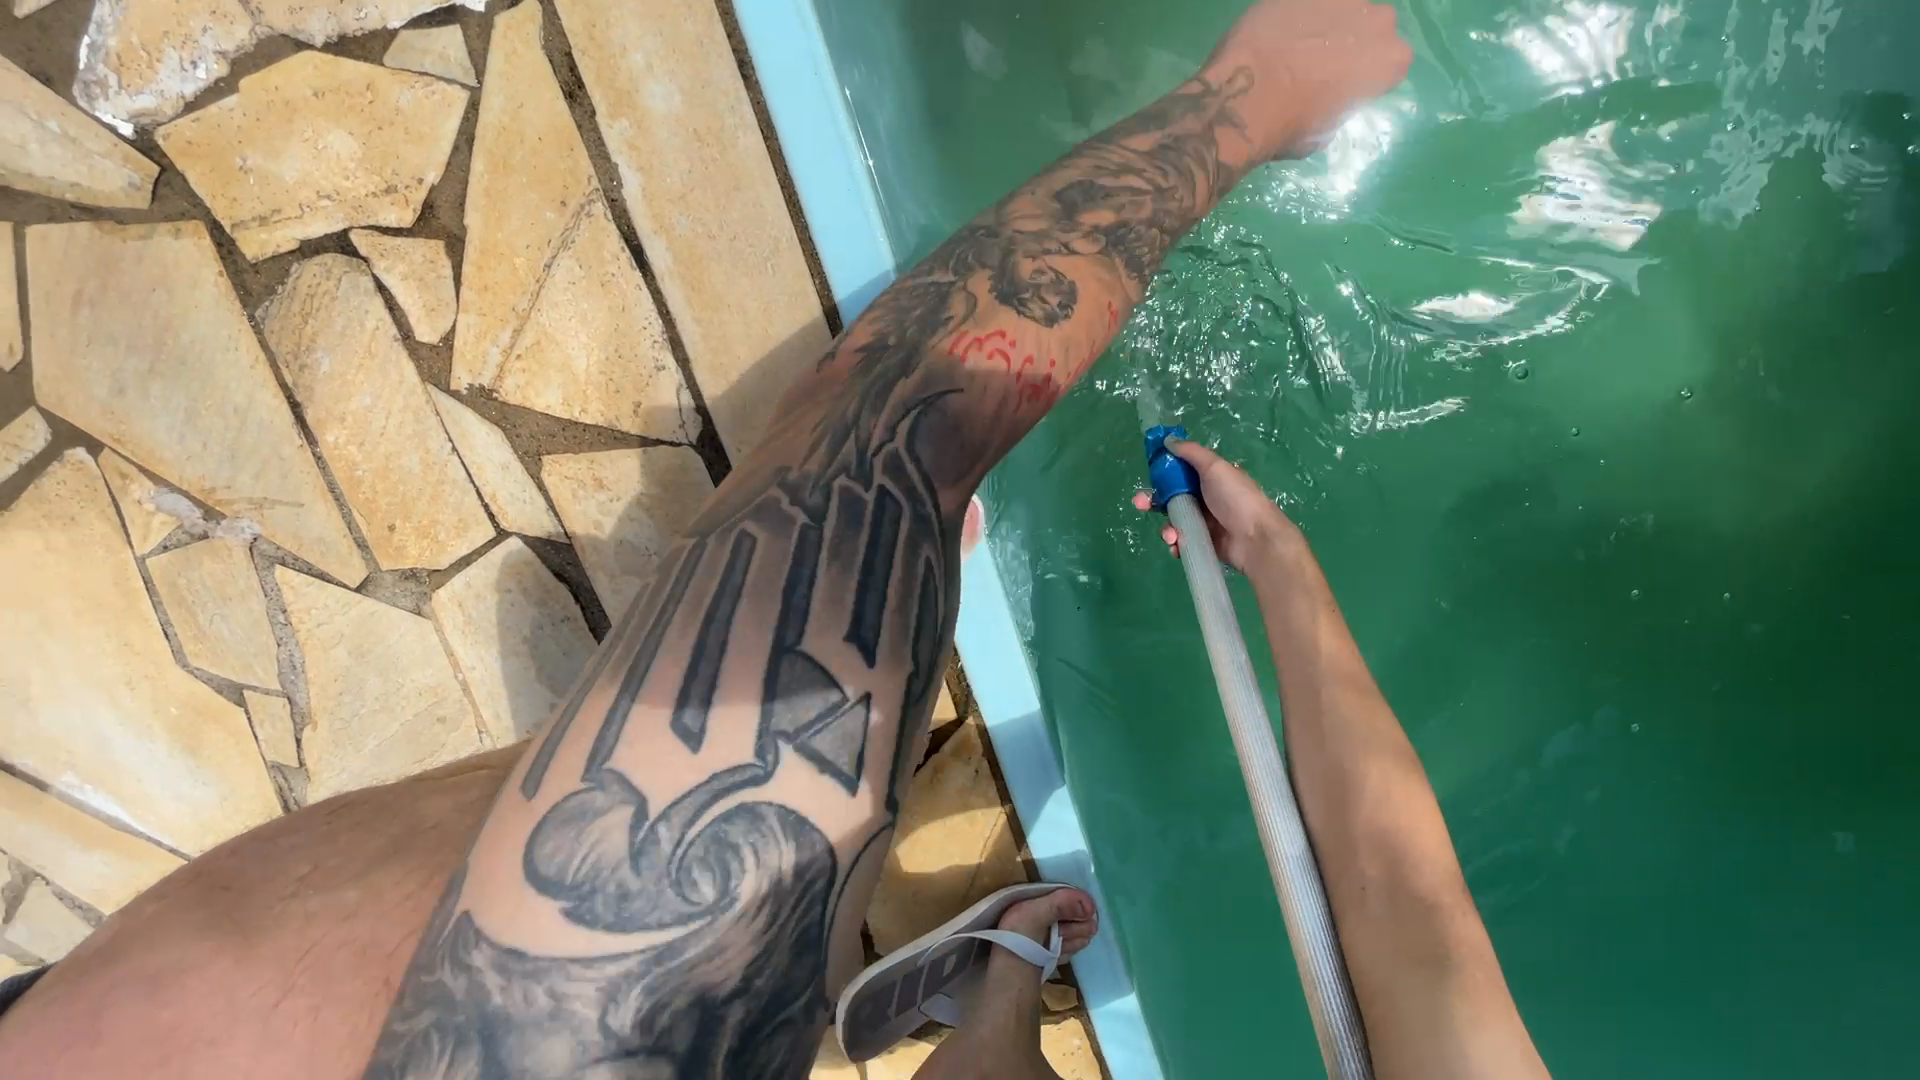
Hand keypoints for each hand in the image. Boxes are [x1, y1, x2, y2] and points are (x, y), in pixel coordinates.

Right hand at [1131, 438, 1303, 572]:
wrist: (1255, 538)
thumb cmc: (1236, 498)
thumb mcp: (1215, 467)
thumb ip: (1191, 453)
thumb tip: (1168, 440)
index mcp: (1209, 478)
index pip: (1179, 474)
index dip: (1161, 475)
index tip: (1148, 477)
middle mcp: (1204, 499)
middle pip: (1170, 498)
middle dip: (1152, 501)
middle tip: (1139, 503)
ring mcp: (1203, 522)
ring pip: (1172, 521)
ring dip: (1166, 527)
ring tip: (1171, 534)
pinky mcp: (1202, 543)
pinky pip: (1180, 541)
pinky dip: (1175, 544)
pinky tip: (1178, 545)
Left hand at [1207, 0, 1412, 158]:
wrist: (1243, 97)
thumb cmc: (1285, 127)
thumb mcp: (1321, 135)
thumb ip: (1337, 109)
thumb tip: (1325, 102)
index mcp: (1390, 61)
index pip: (1389, 64)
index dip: (1364, 77)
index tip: (1340, 88)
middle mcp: (1378, 20)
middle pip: (1372, 28)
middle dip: (1350, 42)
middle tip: (1316, 66)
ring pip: (1342, 8)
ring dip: (1324, 24)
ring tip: (1292, 47)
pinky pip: (1306, 2)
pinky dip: (1295, 14)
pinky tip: (1274, 33)